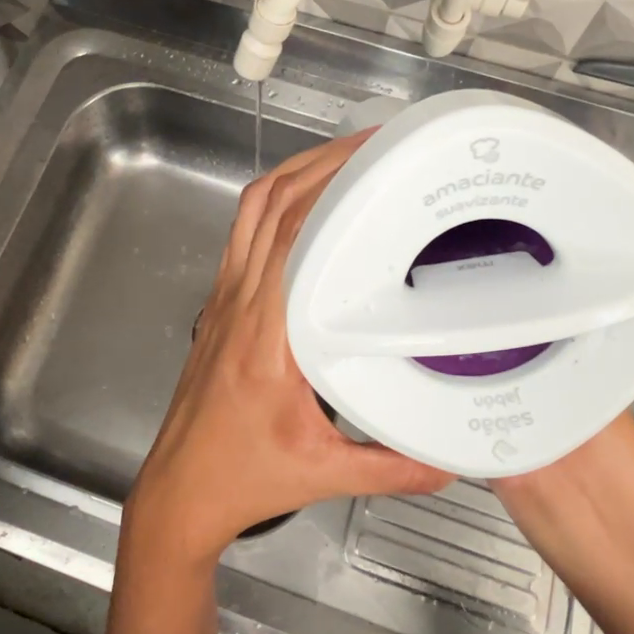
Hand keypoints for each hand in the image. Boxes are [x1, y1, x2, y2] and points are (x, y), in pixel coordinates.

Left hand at [125, 130, 453, 562]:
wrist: (180, 489)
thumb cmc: (241, 477)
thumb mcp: (324, 473)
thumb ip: (392, 467)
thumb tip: (453, 461)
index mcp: (265, 334)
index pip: (291, 237)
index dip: (329, 188)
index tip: (371, 161)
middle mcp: (238, 302)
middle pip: (269, 206)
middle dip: (318, 163)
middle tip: (369, 145)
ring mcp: (223, 299)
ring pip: (250, 213)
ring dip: (292, 175)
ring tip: (342, 159)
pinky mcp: (219, 306)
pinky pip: (242, 235)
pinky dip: (272, 204)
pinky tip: (306, 204)